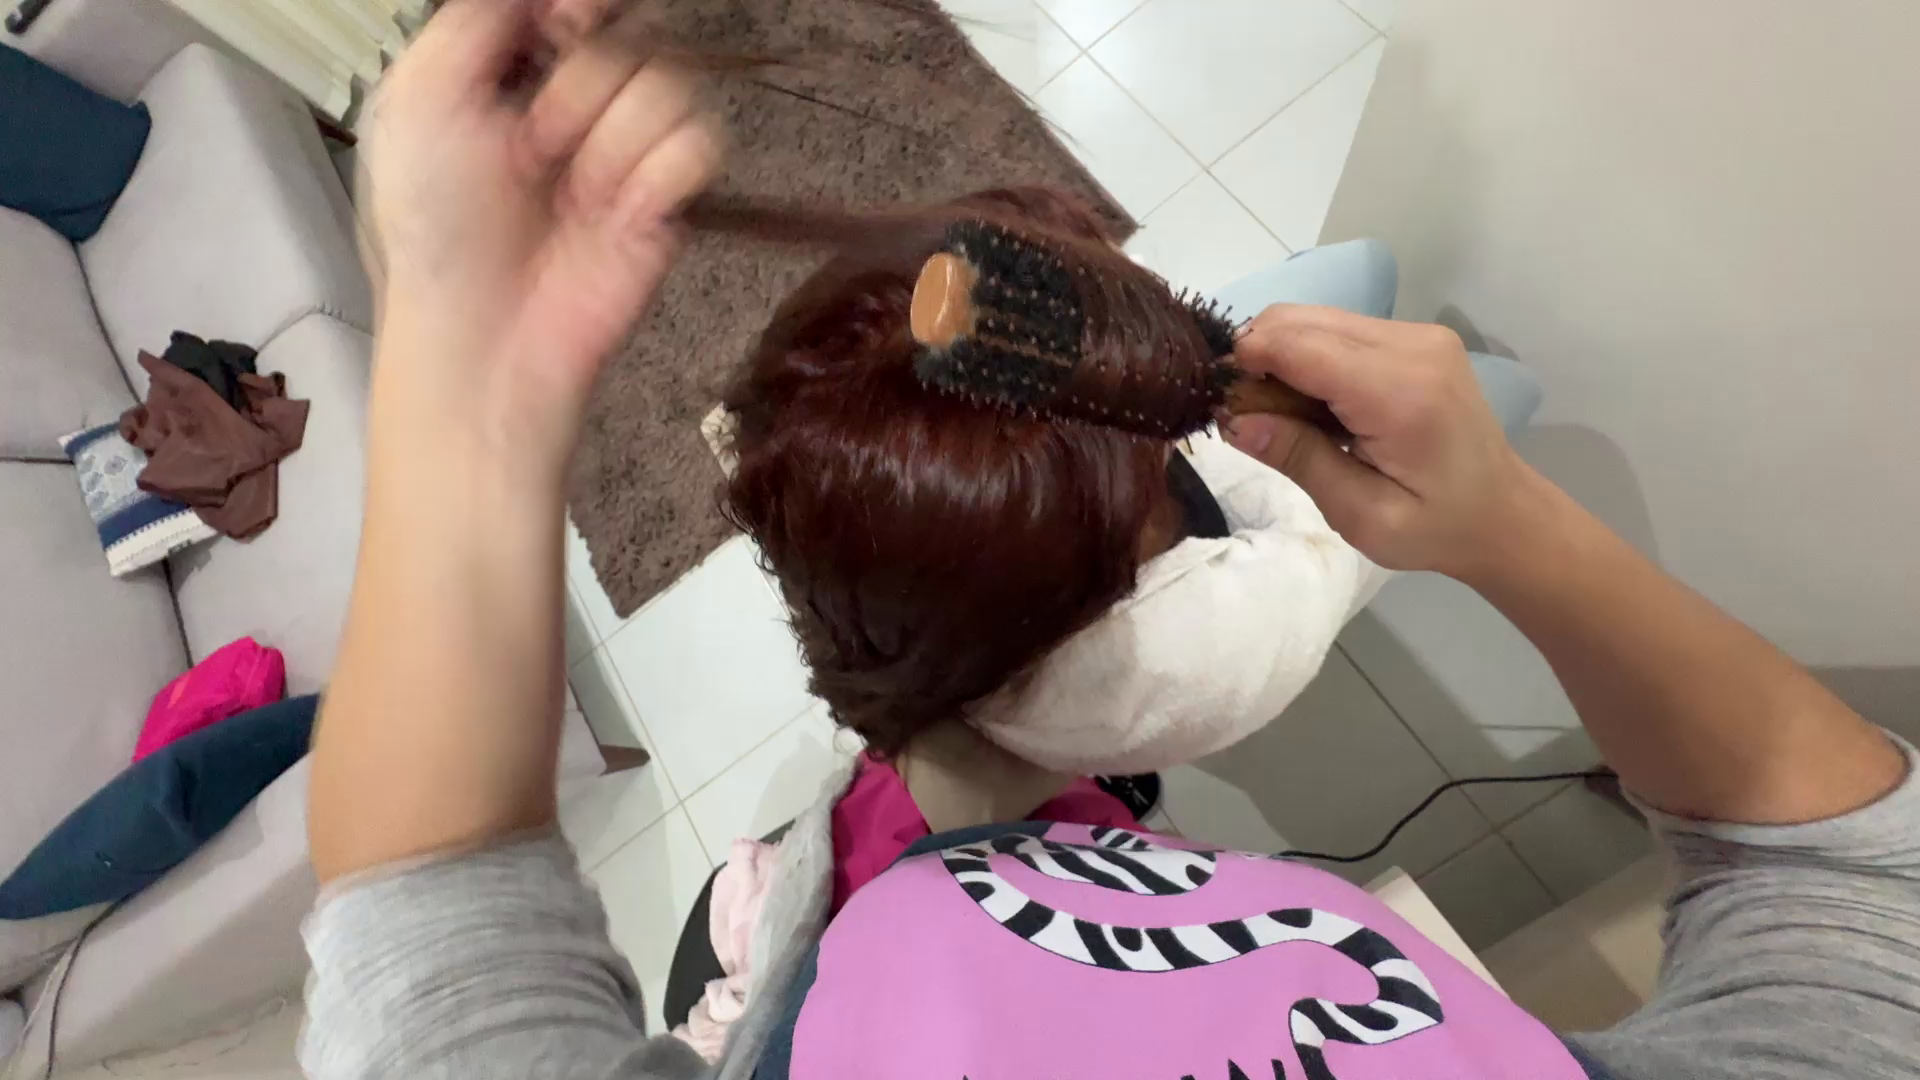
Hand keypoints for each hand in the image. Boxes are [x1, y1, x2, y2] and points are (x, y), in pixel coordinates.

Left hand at [360, 0, 721, 480]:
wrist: (491, 331)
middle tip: (537, 141)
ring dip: (613, 138)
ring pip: (668, 90)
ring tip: (575, 192)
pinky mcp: (669, 207)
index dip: (582, 3)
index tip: (567, 19)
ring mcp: (628, 159)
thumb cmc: (438, 226)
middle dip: (582, 85)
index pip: (578, 7)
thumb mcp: (420, 97)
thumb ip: (479, 20)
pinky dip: (662, 174)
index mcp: (514, 73)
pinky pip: (698, 150)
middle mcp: (578, 108)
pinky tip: (621, 210)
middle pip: (631, 39)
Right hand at [1225, 306, 1540, 578]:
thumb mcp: (1358, 512)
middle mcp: (1410, 345)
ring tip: (1271, 412)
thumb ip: (1297, 458)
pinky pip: (1332, 329)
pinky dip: (1300, 357)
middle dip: (1253, 357)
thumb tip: (1232, 421)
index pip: (1299, 347)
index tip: (1214, 398)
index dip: (1245, 360)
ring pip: (1310, 319)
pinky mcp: (1410, 338)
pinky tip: (1302, 402)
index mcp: (1400, 393)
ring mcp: (1413, 335)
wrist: (1501, 514)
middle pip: (1299, 320)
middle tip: (1240, 413)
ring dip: (1274, 356)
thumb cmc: (1432, 526)